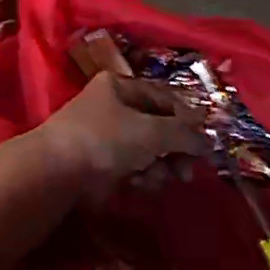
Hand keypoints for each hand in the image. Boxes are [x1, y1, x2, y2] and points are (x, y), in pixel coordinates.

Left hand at [36, 71, 207, 197]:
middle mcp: (114, 106)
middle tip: (186, 170)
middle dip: (175, 150)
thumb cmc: (105, 138)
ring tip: (156, 177)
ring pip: (151, 150)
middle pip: (160, 126)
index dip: (188, 118)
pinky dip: (142, 176)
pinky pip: (136, 166)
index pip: (164, 97)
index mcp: (119, 86)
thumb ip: (185, 134)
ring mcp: (109, 134)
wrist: (60, 168)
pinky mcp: (105, 161)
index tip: (207, 142)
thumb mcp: (151, 131)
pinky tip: (137, 183)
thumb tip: (208, 140)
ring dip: (159, 167)